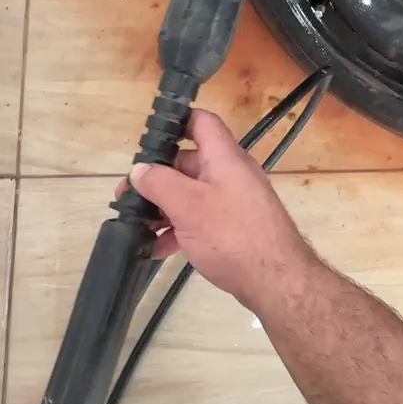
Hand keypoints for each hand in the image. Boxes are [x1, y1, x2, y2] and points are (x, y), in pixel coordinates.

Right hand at [127, 109, 320, 307]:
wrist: (276, 281)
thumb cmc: (232, 235)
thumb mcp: (188, 205)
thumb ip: (159, 182)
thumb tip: (139, 169)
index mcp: (224, 157)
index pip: (201, 122)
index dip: (175, 122)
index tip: (148, 137)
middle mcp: (232, 174)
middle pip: (189, 163)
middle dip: (156, 178)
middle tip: (126, 197)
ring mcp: (235, 203)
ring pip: (192, 195)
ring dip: (163, 208)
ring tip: (135, 226)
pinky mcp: (235, 229)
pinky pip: (201, 220)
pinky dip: (179, 229)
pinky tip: (157, 248)